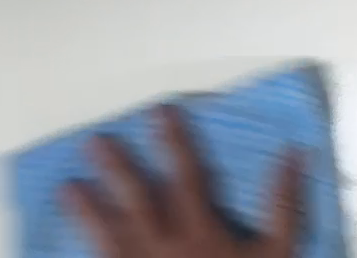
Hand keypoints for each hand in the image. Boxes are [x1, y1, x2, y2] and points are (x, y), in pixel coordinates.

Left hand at [62, 104, 303, 257]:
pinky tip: (63, 252)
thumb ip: (283, 204)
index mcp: (201, 234)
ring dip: (85, 213)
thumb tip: (292, 153)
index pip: (186, 177)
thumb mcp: (279, 253)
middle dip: (116, 170)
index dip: (174, 142)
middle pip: (135, 203)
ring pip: (106, 240)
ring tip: (65, 189)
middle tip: (93, 142)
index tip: (160, 113)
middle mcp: (162, 252)